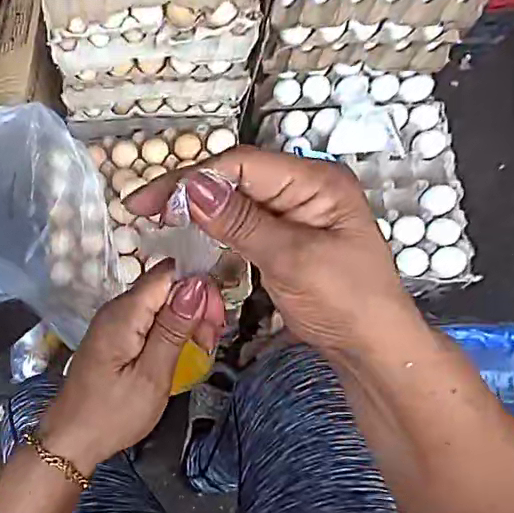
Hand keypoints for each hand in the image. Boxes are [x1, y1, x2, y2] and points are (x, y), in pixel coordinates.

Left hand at [37, 263, 226, 471]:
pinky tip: (179, 351)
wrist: (72, 438)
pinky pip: (148, 319)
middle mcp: (116, 309)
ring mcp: (112, 322)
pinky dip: (169, 330)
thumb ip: (173, 329)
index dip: (198, 288)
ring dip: (185, 319)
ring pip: (159, 302)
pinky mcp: (113, 336)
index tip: (214, 322)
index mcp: (124, 313)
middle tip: (210, 343)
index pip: (169, 273)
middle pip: (165, 286)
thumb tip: (195, 285)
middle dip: (195, 305)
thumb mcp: (151, 376)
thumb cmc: (112, 414)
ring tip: (200, 350)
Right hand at [125, 147, 420, 353]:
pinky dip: (211, 226)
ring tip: (156, 218)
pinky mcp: (282, 236)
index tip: (152, 201)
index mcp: (316, 182)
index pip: (241, 165)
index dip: (191, 179)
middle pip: (234, 177)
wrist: (372, 347)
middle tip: (142, 209)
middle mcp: (303, 189)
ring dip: (195, 207)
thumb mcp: (291, 259)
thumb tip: (193, 188)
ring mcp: (292, 213)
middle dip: (187, 189)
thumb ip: (241, 222)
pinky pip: (240, 221)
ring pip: (233, 199)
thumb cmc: (347, 302)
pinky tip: (188, 231)